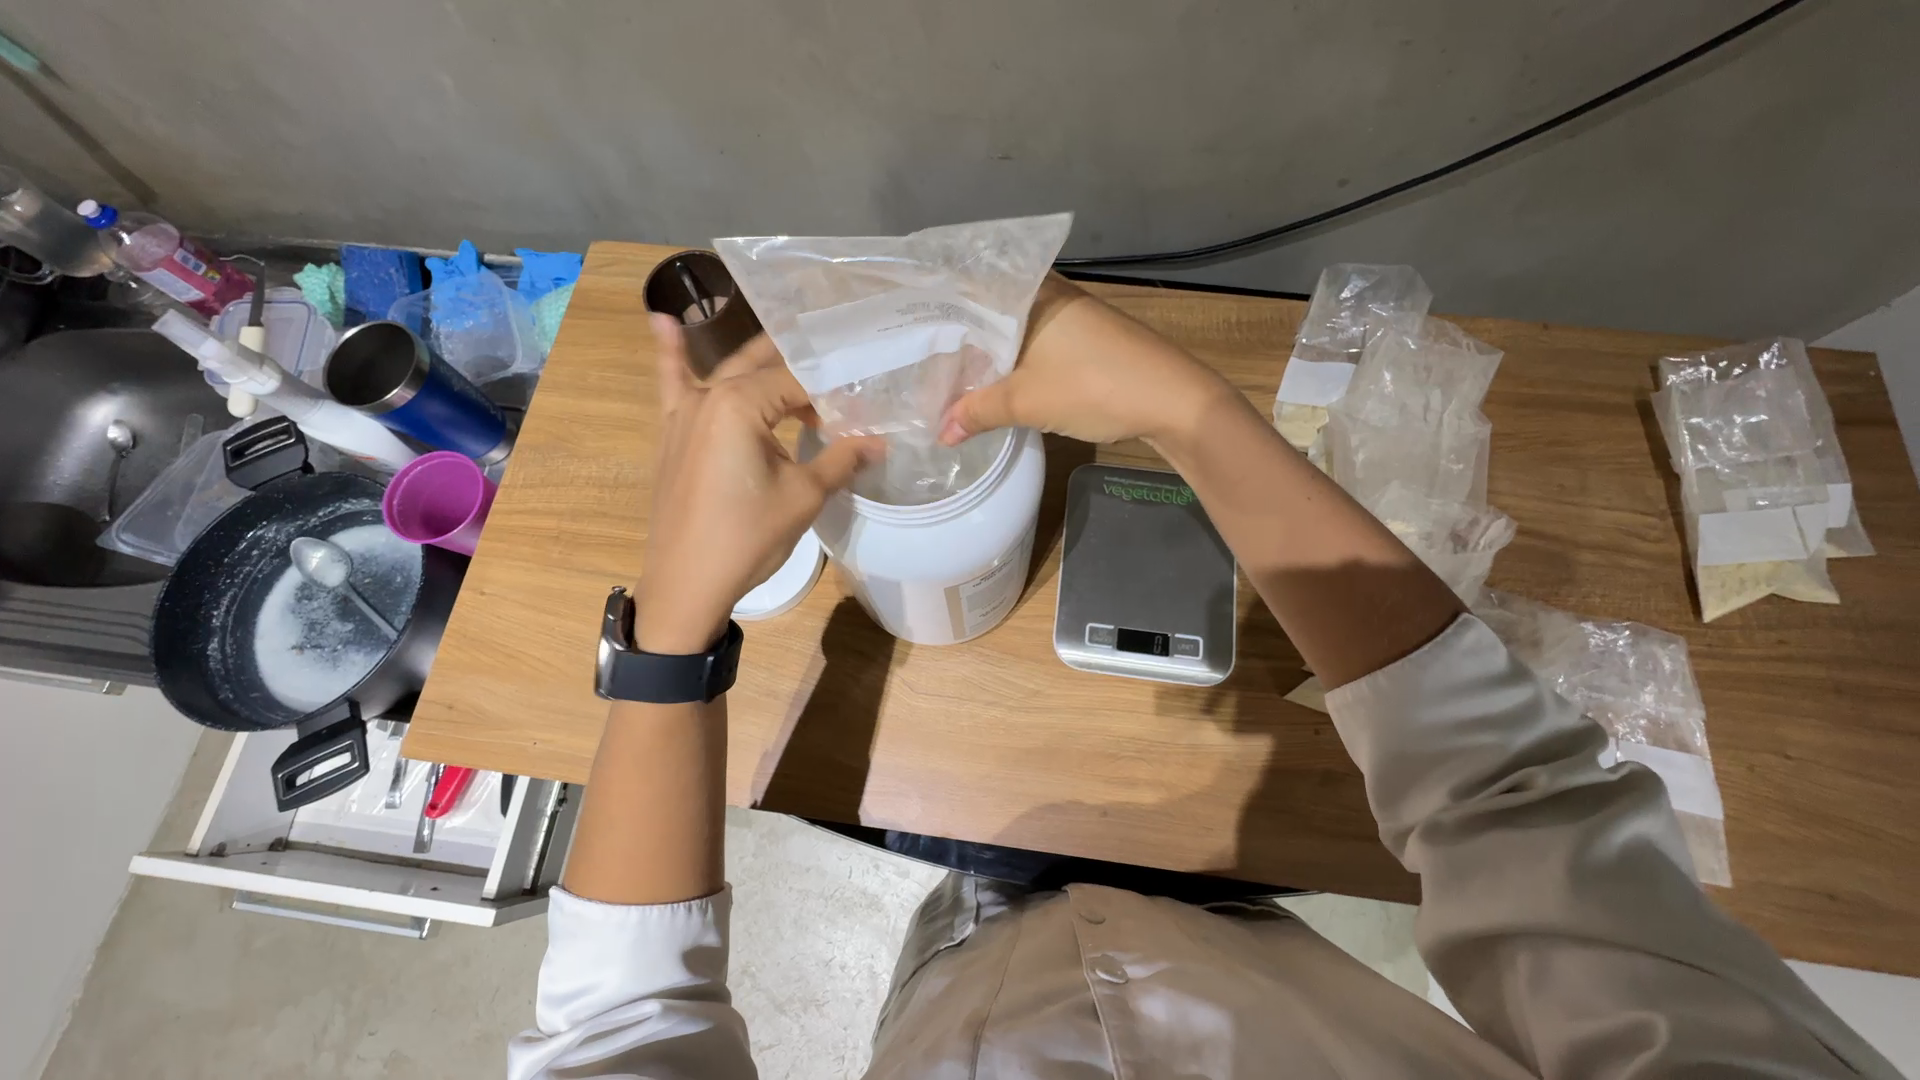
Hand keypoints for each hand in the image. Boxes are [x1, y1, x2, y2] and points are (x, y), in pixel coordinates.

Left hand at [635, 315, 885, 653]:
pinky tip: (661, 319)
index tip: (864, 400)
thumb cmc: (748, 538)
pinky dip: (669, 352)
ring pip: (728, 372)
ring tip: (793, 343)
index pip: (799, 381)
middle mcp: (709, 395)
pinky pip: (670, 383)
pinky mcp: (672, 432)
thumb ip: (841, 459)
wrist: (687, 584)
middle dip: (803, 369)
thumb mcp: (804, 496)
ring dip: (760, 361)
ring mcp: (684, 412)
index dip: (834, 390)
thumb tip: (881, 441)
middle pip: (765, 369)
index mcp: (740, 404)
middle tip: (841, 368)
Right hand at [937, 274, 1237, 449]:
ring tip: (947, 373)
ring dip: (986, 353)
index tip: (904, 326)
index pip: (969, 287)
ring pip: (1013, 329)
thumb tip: (940, 432)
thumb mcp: (1026, 402)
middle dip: (958, 337)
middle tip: (917, 357)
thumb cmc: (1094, 385)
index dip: (936, 308)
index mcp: (1029, 291)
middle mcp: (1048, 293)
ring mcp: (1070, 315)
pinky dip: (1011, 360)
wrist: (1173, 399)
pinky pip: (1033, 343)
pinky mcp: (1085, 338)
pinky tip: (994, 380)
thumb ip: (978, 411)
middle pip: (989, 310)